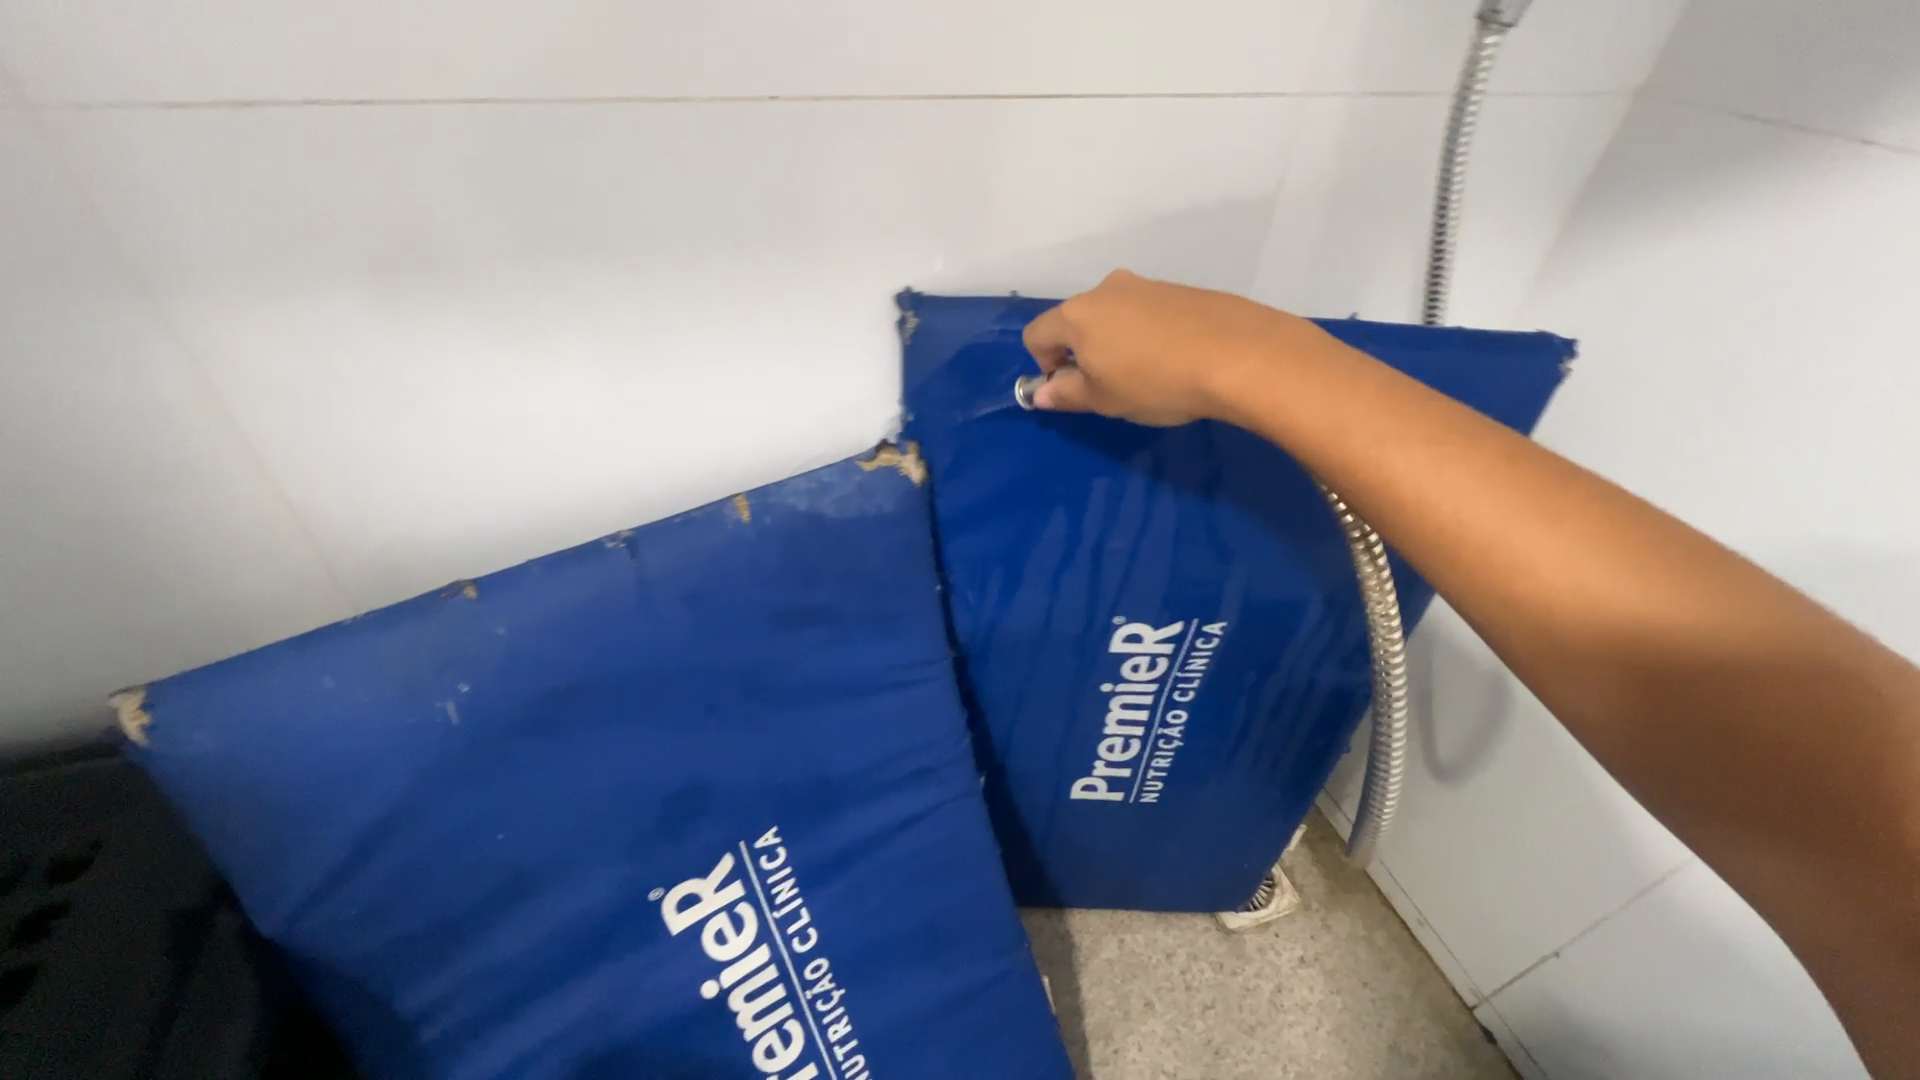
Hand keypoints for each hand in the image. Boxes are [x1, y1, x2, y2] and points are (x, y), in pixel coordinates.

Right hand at [1021, 269, 1333, 426]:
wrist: (1238, 355)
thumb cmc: (1155, 382)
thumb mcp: (1104, 399)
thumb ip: (1067, 394)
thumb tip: (1042, 393)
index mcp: (1077, 314)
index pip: (1036, 334)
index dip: (1044, 364)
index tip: (1071, 387)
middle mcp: (1105, 290)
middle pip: (1075, 320)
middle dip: (1081, 351)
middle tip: (1108, 384)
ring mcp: (1145, 284)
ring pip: (1113, 315)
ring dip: (1115, 342)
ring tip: (1146, 373)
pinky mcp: (1179, 289)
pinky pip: (1147, 312)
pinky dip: (1147, 334)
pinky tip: (1174, 359)